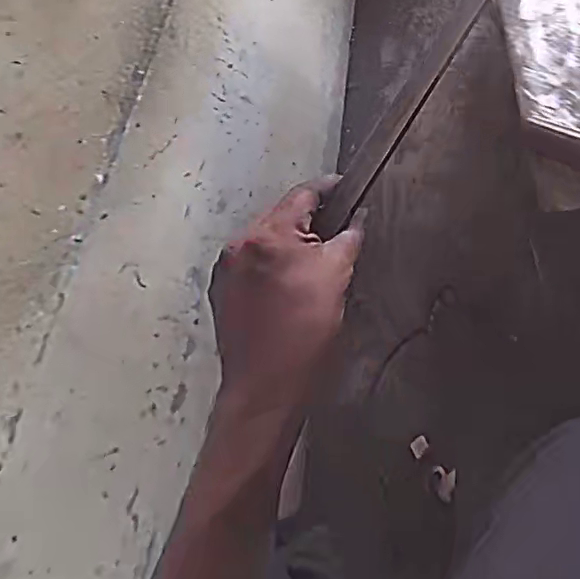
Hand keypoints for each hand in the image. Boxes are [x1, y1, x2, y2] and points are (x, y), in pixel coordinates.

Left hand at [208, 178, 364, 419]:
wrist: (264, 390)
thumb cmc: (303, 334)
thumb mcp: (337, 276)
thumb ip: (349, 237)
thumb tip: (357, 219)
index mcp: (267, 234)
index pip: (303, 194)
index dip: (329, 188)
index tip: (345, 188)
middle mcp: (240, 244)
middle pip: (282, 215)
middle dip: (310, 220)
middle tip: (338, 231)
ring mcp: (227, 268)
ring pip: (267, 239)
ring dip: (291, 243)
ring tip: (316, 262)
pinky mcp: (222, 291)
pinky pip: (253, 262)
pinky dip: (273, 264)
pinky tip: (291, 284)